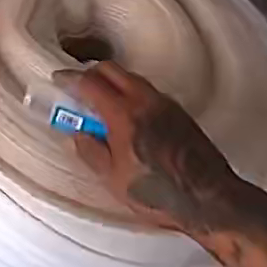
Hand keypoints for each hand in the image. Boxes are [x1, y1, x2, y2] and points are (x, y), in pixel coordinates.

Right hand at [53, 59, 254, 234]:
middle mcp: (144, 99)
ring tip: (101, 104)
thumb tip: (77, 134)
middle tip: (78, 89)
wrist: (208, 198)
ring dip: (112, 82)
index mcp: (123, 114)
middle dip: (91, 73)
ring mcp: (164, 102)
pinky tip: (127, 114)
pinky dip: (130, 92)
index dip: (70, 79)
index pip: (90, 83)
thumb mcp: (113, 179)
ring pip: (130, 77)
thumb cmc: (160, 193)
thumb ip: (90, 152)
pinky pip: (147, 89)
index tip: (59, 80)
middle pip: (111, 69)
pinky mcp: (177, 110)